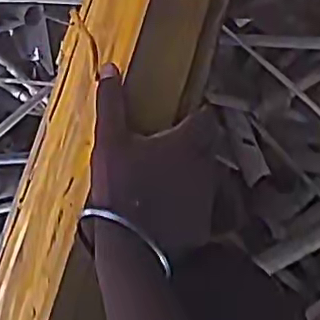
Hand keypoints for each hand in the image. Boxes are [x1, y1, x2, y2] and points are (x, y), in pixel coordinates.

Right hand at [92, 62, 218, 258]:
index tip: (185, 111)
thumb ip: (111, 102)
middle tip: (172, 137)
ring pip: (207, 174)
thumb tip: (110, 71)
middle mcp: (204, 168)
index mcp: (187, 143)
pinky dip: (190, 199)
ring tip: (168, 169)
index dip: (198, 112)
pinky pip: (203, 205)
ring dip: (193, 170)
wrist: (132, 248)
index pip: (207, 118)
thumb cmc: (123, 189)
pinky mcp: (203, 226)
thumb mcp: (110, 139)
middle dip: (195, 140)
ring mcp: (206, 199)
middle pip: (209, 145)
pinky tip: (170, 201)